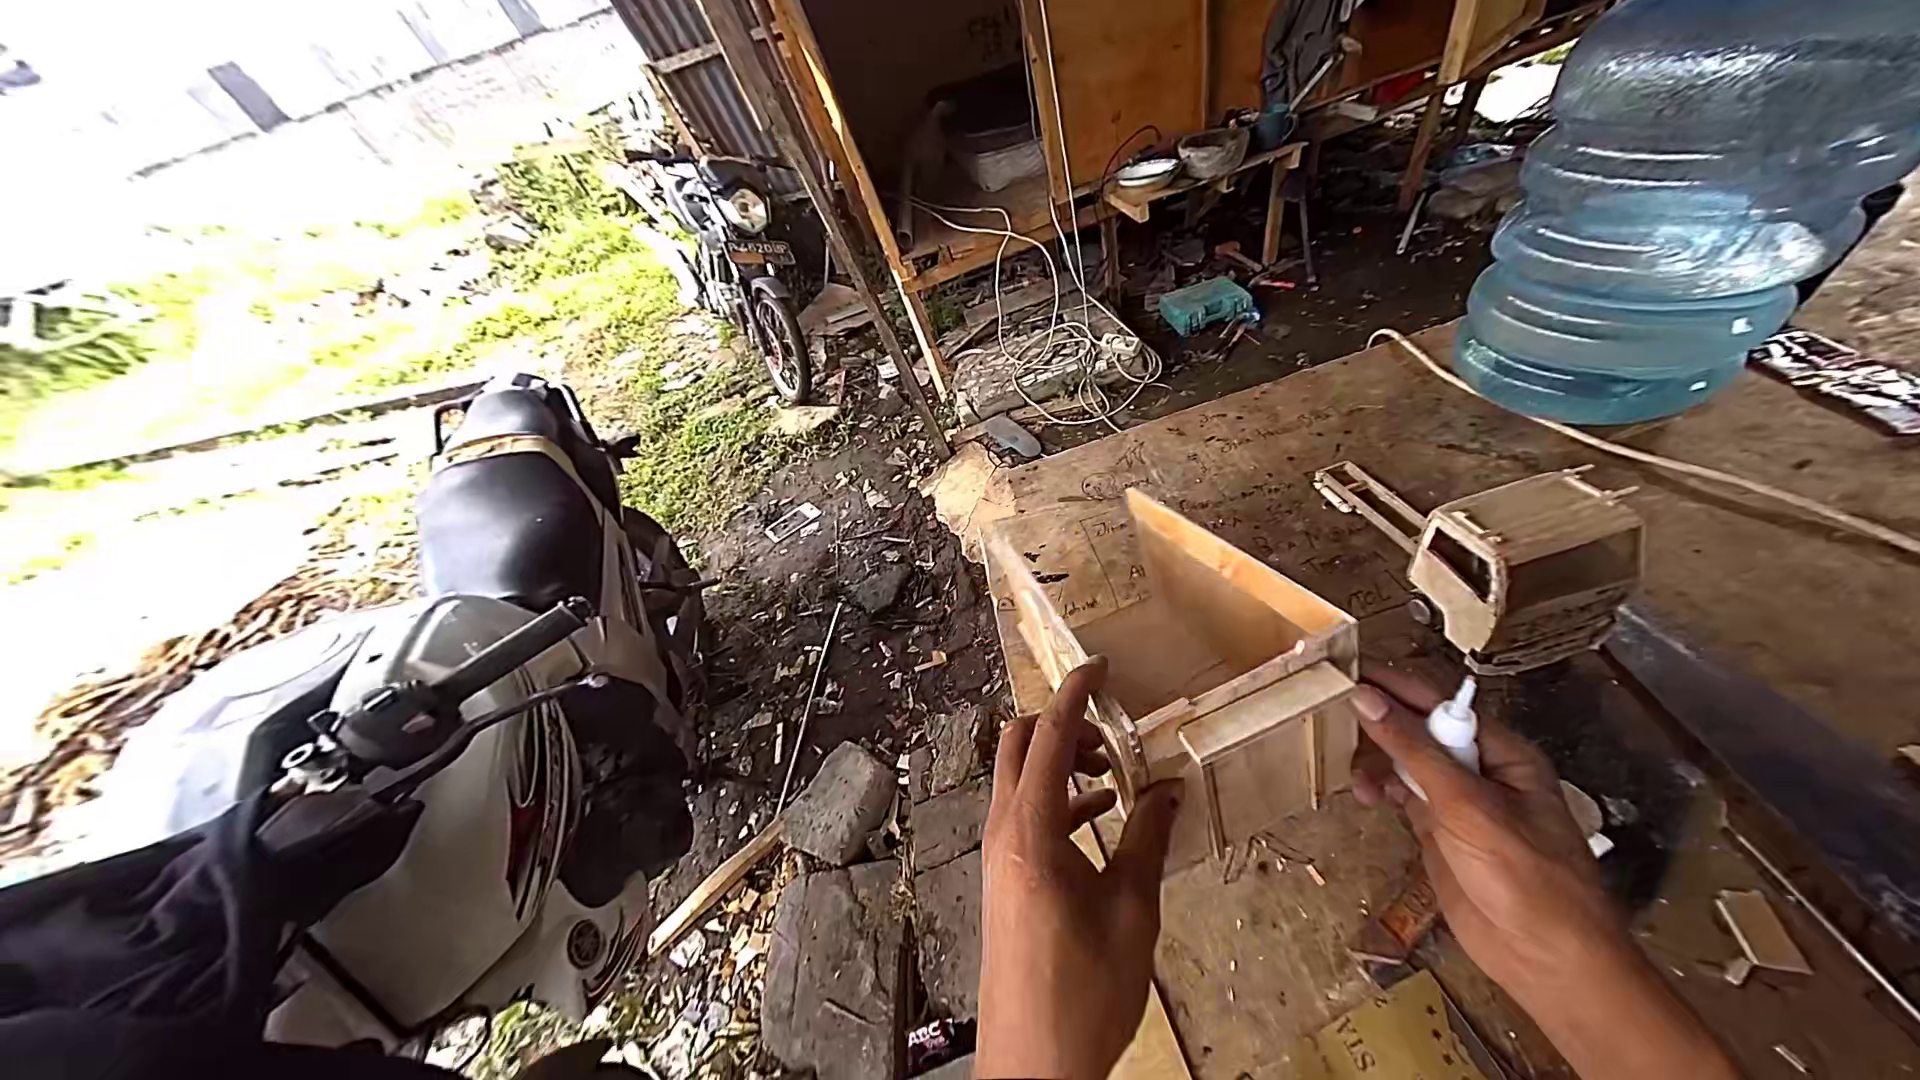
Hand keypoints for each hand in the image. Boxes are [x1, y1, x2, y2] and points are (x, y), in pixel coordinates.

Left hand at [975, 657, 1182, 1079]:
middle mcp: (1004, 826)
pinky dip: (1060, 797)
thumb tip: (1169, 787)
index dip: (1073, 692)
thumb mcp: (1130, 909)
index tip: (1098, 666)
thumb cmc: (1083, 988)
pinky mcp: (1004, 868)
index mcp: (1030, 826)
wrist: (1032, 1060)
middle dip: (1064, 726)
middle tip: (1113, 741)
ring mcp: (998, 847)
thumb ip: (1147, 837)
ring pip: (1021, 774)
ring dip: (1063, 762)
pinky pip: (1026, 810)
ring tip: (1115, 777)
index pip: (1048, 735)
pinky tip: (1101, 814)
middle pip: (1020, 742)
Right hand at [1353, 663, 1737, 1079]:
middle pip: (1415, 728)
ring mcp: (1455, 797)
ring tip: (1356, 778)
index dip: (1393, 686)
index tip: (1345, 670)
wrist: (1547, 962)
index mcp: (1501, 752)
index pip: (1438, 703)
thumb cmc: (1524, 876)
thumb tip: (1365, 697)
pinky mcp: (1436, 824)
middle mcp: (1476, 767)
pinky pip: (1397, 790)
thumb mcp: (1466, 805)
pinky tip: (1367, 797)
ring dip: (1373, 762)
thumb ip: (1413, 748)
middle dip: (1376, 726)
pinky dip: (1377, 788)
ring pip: (1400, 759)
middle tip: (1330, 717)